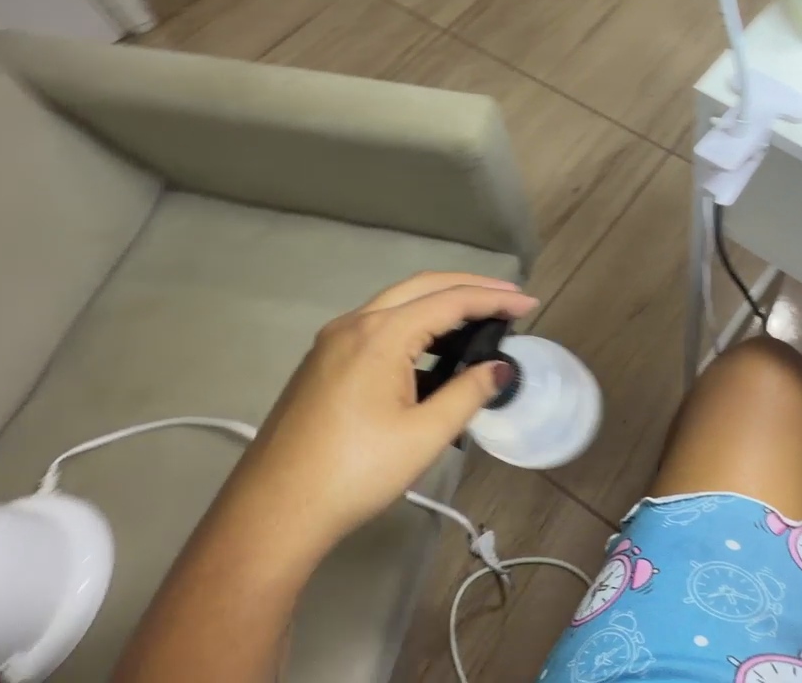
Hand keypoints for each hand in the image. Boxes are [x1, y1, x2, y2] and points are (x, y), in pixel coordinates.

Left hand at [225, 273, 537, 551]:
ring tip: (479, 320)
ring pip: (398, 303)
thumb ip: (468, 393)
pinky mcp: (323, 363)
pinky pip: (379, 325)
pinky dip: (415, 323)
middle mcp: (354, 324)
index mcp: (380, 334)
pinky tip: (434, 351)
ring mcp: (333, 342)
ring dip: (440, 303)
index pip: (450, 300)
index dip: (495, 299)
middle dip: (470, 287)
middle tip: (510, 297)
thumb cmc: (354, 473)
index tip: (531, 304)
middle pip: (423, 286)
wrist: (270, 515)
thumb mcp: (423, 436)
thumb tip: (501, 369)